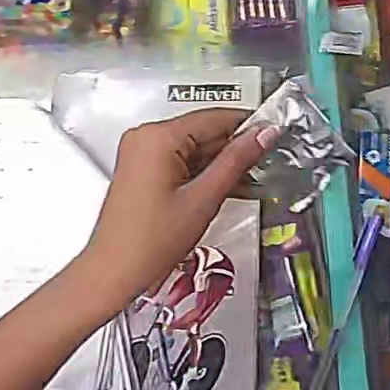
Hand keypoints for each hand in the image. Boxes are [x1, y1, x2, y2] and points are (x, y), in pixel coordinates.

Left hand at [76, 109, 275, 303]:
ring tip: (248, 183)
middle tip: (266, 166)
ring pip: (193, 149)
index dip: (248, 127)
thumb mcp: (203, 199)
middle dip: (234, 150)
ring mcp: (140, 153)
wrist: (115, 271)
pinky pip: (179, 162)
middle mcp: (144, 137)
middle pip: (203, 132)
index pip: (215, 118)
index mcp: (157, 137)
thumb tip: (262, 135)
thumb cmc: (149, 242)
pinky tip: (223, 189)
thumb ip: (236, 162)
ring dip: (219, 165)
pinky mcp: (141, 170)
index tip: (274, 135)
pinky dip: (201, 175)